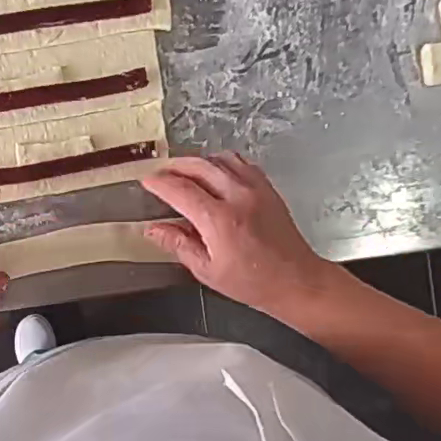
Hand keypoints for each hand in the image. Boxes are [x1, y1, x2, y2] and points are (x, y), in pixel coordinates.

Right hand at [140, 151, 349, 318]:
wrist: (294, 279)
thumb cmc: (251, 281)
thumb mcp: (205, 270)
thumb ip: (178, 244)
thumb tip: (153, 229)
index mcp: (219, 220)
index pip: (181, 190)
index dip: (159, 183)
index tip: (146, 182)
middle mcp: (238, 197)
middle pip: (199, 166)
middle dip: (174, 167)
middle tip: (159, 174)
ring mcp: (256, 189)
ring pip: (220, 159)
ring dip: (197, 162)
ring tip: (182, 172)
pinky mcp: (267, 188)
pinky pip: (240, 163)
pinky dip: (220, 163)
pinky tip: (212, 174)